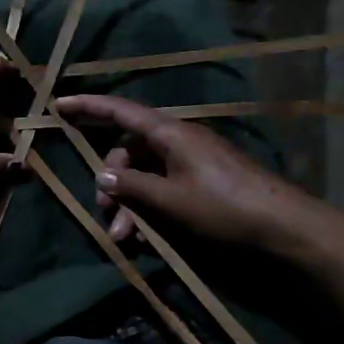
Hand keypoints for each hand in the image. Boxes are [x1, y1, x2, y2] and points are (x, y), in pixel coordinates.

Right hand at [54, 93, 325, 254]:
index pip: (119, 111)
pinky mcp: (202, 180)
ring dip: (131, 203)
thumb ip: (133, 186)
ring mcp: (191, 160)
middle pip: (129, 151)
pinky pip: (164, 185)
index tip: (58, 104)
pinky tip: (148, 238)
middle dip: (112, 182)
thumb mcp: (171, 199)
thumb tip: (103, 176)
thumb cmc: (224, 206)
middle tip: (107, 214)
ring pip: (146, 173)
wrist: (284, 226)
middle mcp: (178, 140)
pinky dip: (150, 207)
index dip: (88, 106)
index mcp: (169, 133)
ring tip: (127, 239)